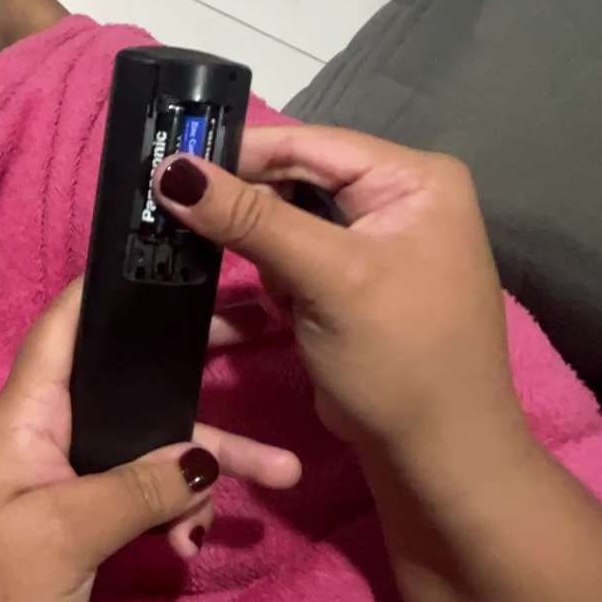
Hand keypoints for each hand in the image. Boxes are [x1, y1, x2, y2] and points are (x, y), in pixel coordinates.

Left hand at [0, 279, 301, 601]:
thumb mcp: (64, 536)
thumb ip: (135, 488)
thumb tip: (203, 456)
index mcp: (31, 410)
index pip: (64, 325)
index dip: (108, 288)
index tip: (169, 264)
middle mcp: (51, 425)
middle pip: (127, 379)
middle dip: (193, 369)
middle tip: (260, 342)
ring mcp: (68, 467)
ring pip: (147, 440)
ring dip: (204, 460)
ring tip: (282, 475)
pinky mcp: (81, 507)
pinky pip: (140, 487)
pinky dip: (174, 506)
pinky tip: (197, 544)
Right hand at [151, 126, 528, 470]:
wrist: (436, 458)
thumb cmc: (399, 359)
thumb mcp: (325, 278)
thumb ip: (248, 218)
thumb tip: (170, 170)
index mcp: (412, 179)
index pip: (306, 143)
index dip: (236, 152)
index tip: (166, 165)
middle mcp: (395, 196)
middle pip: (293, 175)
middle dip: (244, 202)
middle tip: (179, 213)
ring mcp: (370, 237)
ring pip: (282, 212)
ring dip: (253, 241)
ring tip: (235, 265)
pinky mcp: (346, 274)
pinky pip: (288, 249)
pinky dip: (266, 267)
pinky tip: (271, 297)